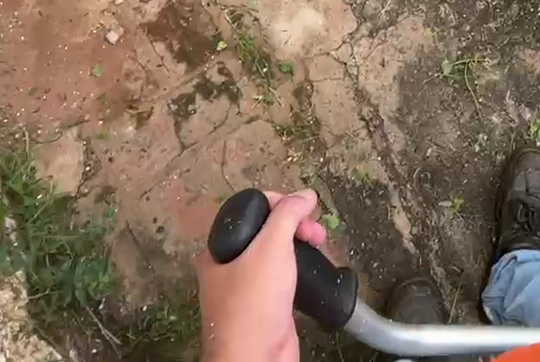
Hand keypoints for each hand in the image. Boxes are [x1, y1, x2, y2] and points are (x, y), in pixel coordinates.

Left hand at [194, 189, 328, 361]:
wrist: (255, 359)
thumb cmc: (256, 299)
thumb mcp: (271, 246)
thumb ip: (288, 214)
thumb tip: (306, 193)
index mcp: (219, 248)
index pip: (251, 209)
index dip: (281, 203)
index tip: (304, 211)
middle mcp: (228, 265)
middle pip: (267, 229)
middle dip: (296, 224)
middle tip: (316, 233)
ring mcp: (246, 287)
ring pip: (277, 252)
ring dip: (301, 243)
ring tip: (320, 247)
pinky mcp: (264, 305)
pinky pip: (283, 274)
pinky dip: (299, 266)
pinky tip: (312, 268)